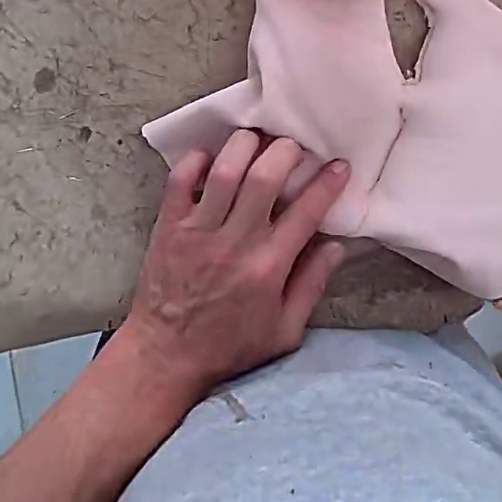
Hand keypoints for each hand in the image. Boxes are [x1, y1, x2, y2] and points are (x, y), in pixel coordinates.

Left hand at [120, 130, 349, 398]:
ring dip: (246, 145)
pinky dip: (196, 160)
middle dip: (287, 150)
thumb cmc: (229, 347)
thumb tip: (336, 245)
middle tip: (295, 145)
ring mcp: (198, 233)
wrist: (161, 362)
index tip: (339, 165)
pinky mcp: (168, 229)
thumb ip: (313, 286)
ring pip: (226, 170)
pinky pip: (179, 181)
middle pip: (265, 176)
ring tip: (258, 140)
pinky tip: (212, 156)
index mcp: (268, 267)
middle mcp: (235, 243)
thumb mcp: (285, 331)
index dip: (328, 181)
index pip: (307, 210)